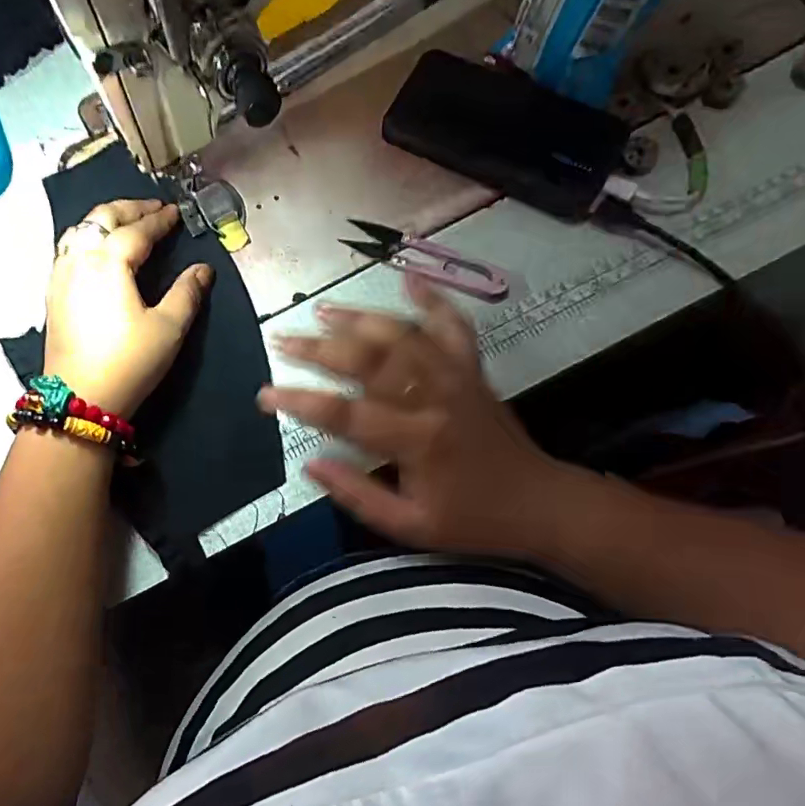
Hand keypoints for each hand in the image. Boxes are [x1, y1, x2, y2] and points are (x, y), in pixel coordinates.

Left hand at [43, 199, 211, 417]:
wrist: (81, 397)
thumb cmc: (129, 362)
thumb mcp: (169, 328)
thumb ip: (187, 293)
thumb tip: (203, 270)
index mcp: (109, 262)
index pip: (136, 230)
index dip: (159, 219)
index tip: (176, 213)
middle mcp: (79, 259)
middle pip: (101, 219)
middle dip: (129, 209)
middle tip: (153, 208)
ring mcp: (61, 275)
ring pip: (80, 230)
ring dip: (105, 220)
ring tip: (127, 223)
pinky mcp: (54, 293)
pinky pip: (70, 248)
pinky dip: (89, 237)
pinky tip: (100, 251)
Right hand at [260, 276, 569, 553]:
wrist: (538, 503)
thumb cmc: (471, 521)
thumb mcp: (410, 526)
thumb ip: (358, 494)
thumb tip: (310, 465)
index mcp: (417, 441)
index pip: (346, 415)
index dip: (301, 402)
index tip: (266, 395)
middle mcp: (435, 398)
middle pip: (369, 362)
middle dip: (320, 349)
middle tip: (282, 341)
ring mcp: (457, 378)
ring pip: (404, 335)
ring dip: (361, 319)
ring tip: (322, 310)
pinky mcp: (474, 371)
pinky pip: (453, 327)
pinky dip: (432, 301)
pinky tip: (408, 278)